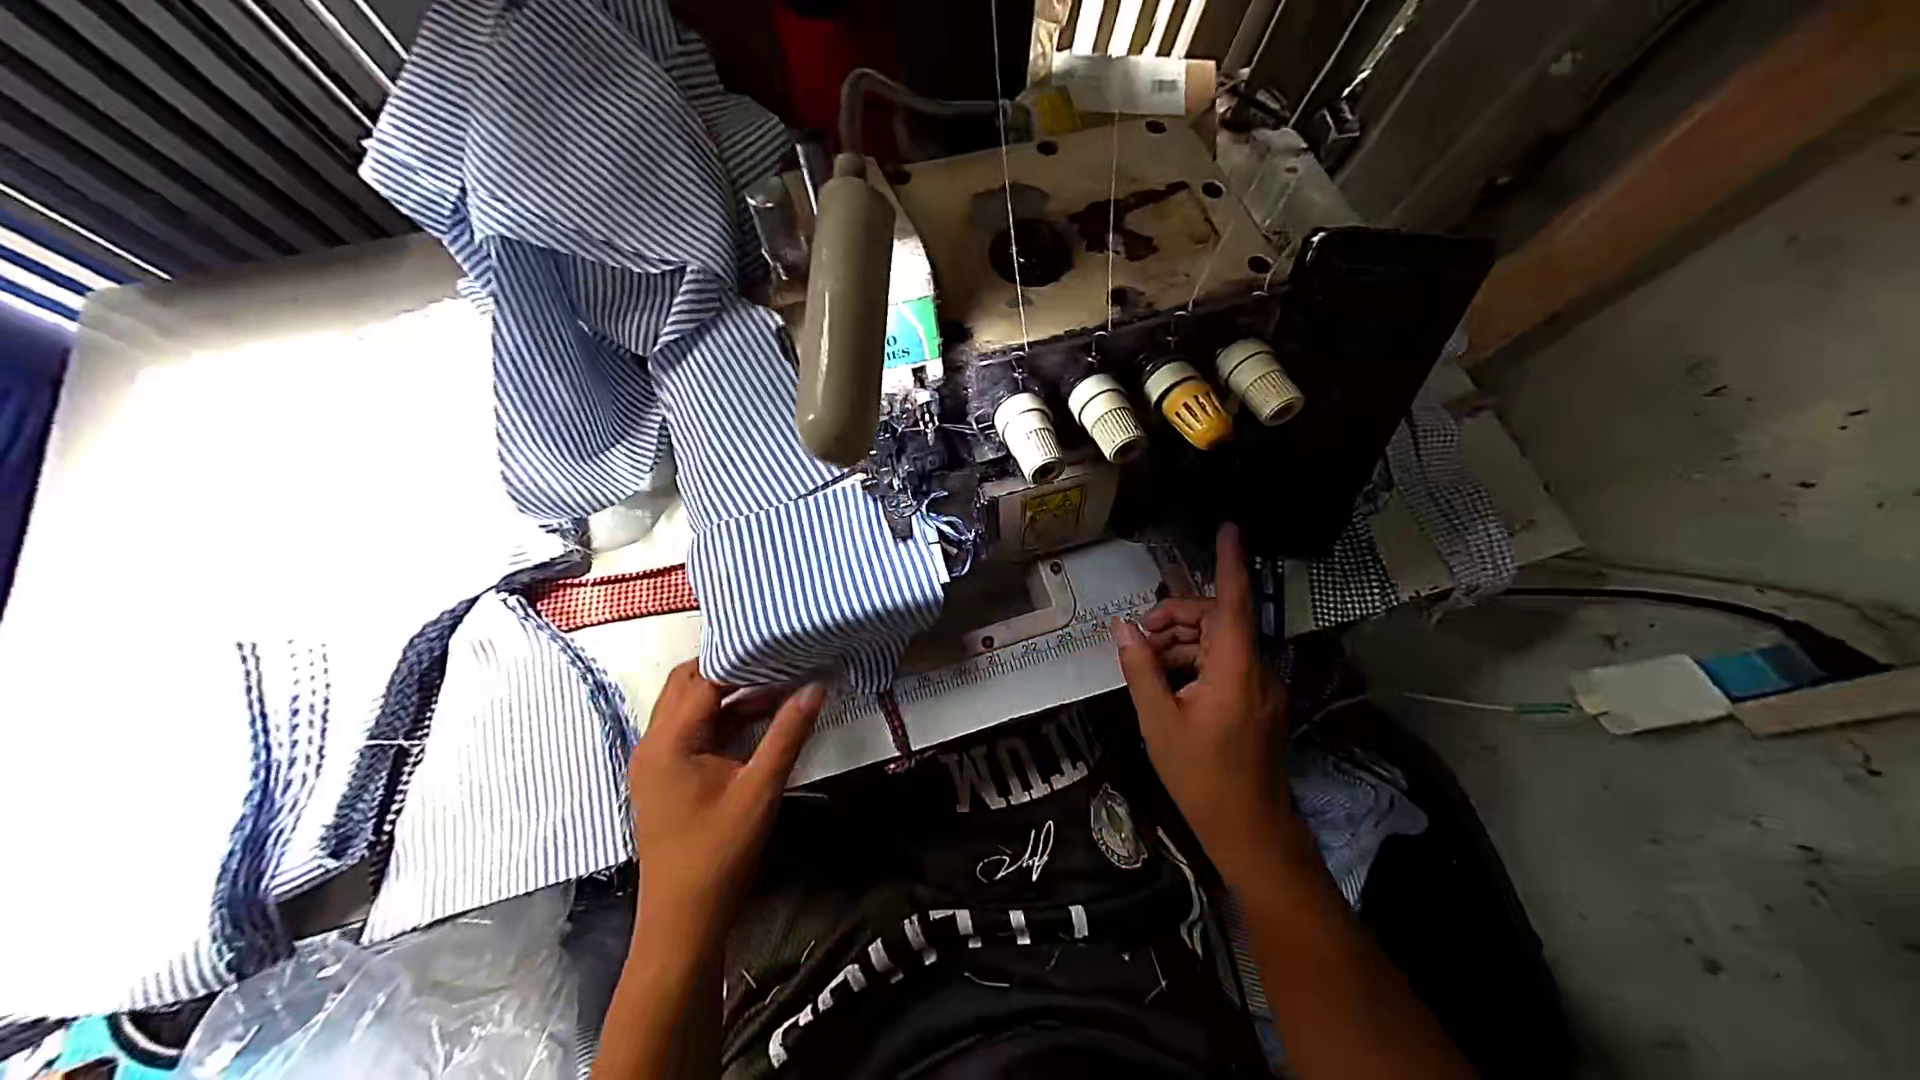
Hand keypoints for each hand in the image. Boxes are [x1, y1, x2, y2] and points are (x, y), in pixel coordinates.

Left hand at [628, 662, 824, 945]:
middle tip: (775, 658)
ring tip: (774, 682)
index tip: (777, 644)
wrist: (683, 923)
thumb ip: (787, 734)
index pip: (702, 679)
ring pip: (687, 707)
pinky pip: (691, 730)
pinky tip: (756, 717)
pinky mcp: (665, 777)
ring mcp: (655, 762)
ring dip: (726, 693)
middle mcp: (652, 744)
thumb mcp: (759, 790)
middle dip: (728, 668)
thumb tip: (815, 687)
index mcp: (667, 743)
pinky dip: (720, 717)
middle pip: (687, 685)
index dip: (738, 658)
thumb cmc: (719, 855)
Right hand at [1111, 523, 1288, 875]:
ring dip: (1183, 642)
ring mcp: (1261, 688)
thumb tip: (1123, 627)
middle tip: (1139, 634)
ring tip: (1147, 661)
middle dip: (1177, 616)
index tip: (1229, 527)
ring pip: (1220, 643)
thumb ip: (1141, 668)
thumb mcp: (1158, 720)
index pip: (1233, 602)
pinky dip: (1196, 662)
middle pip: (1218, 621)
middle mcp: (1256, 670)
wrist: (1250, 829)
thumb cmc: (1200, 776)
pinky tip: (1168, 681)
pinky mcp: (1258, 703)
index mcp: (1235, 669)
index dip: (1230, 562)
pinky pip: (1226, 665)